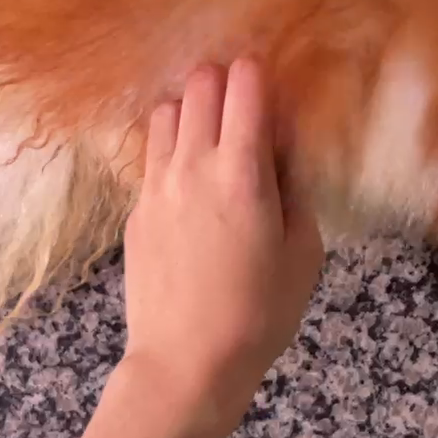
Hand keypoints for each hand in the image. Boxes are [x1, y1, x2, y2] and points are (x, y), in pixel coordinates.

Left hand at [119, 59, 324, 432]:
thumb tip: (282, 141)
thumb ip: (294, 184)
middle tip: (242, 107)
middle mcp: (192, 164)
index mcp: (241, 172)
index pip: (243, 86)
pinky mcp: (135, 205)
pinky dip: (170, 143)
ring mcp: (156, 183)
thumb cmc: (259, 312)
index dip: (258, 73)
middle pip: (200, 83)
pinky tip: (187, 176)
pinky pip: (151, 150)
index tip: (268, 85)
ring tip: (210, 135)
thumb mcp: (303, 251)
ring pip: (166, 109)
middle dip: (224, 80)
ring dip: (192, 107)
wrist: (184, 364)